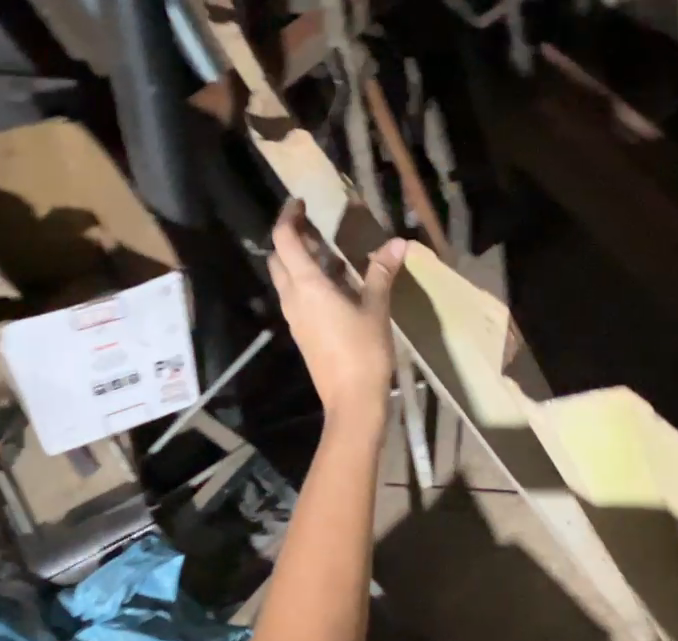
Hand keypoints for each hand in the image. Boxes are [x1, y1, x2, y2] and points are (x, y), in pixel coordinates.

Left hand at [267, 199, 407, 419]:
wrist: (351, 402)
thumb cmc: (364, 353)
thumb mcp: (376, 309)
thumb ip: (381, 273)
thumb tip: (397, 243)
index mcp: (307, 285)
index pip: (284, 239)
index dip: (289, 216)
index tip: (301, 202)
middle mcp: (293, 298)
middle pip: (279, 258)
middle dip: (292, 238)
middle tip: (315, 228)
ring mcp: (295, 319)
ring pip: (286, 280)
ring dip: (300, 262)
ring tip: (329, 255)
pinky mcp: (303, 335)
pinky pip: (298, 299)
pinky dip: (308, 283)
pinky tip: (335, 287)